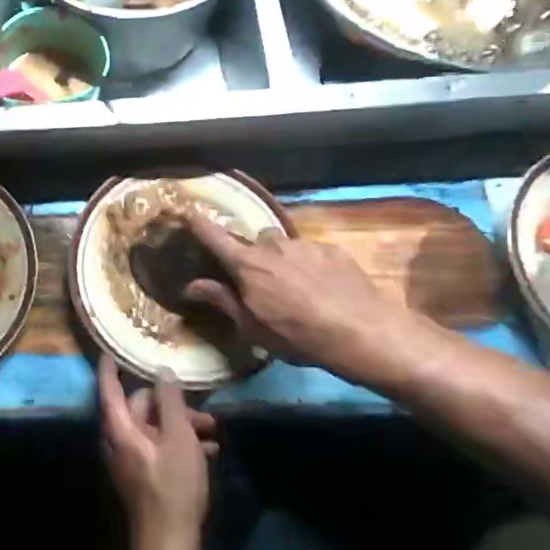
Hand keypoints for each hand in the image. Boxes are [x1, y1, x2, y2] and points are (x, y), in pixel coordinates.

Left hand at [98, 354, 216, 549]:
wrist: (168, 542)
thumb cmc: (173, 486)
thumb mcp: (179, 438)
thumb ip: (170, 403)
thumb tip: (161, 373)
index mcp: (119, 429)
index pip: (109, 389)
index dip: (109, 368)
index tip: (110, 350)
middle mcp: (117, 441)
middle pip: (138, 409)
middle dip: (170, 405)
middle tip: (205, 414)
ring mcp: (128, 460)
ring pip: (152, 429)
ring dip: (180, 426)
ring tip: (213, 434)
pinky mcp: (141, 476)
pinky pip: (156, 448)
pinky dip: (177, 444)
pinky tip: (207, 452)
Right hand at [183, 214, 417, 376]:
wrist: (361, 331)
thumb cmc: (297, 335)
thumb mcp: (253, 327)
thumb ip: (223, 300)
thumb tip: (192, 285)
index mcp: (247, 266)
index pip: (215, 237)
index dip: (199, 225)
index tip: (189, 214)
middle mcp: (273, 247)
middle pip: (255, 240)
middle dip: (253, 254)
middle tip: (261, 280)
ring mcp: (304, 245)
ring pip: (284, 245)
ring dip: (282, 259)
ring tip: (296, 286)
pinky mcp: (332, 250)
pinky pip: (311, 251)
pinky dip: (309, 264)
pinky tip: (321, 287)